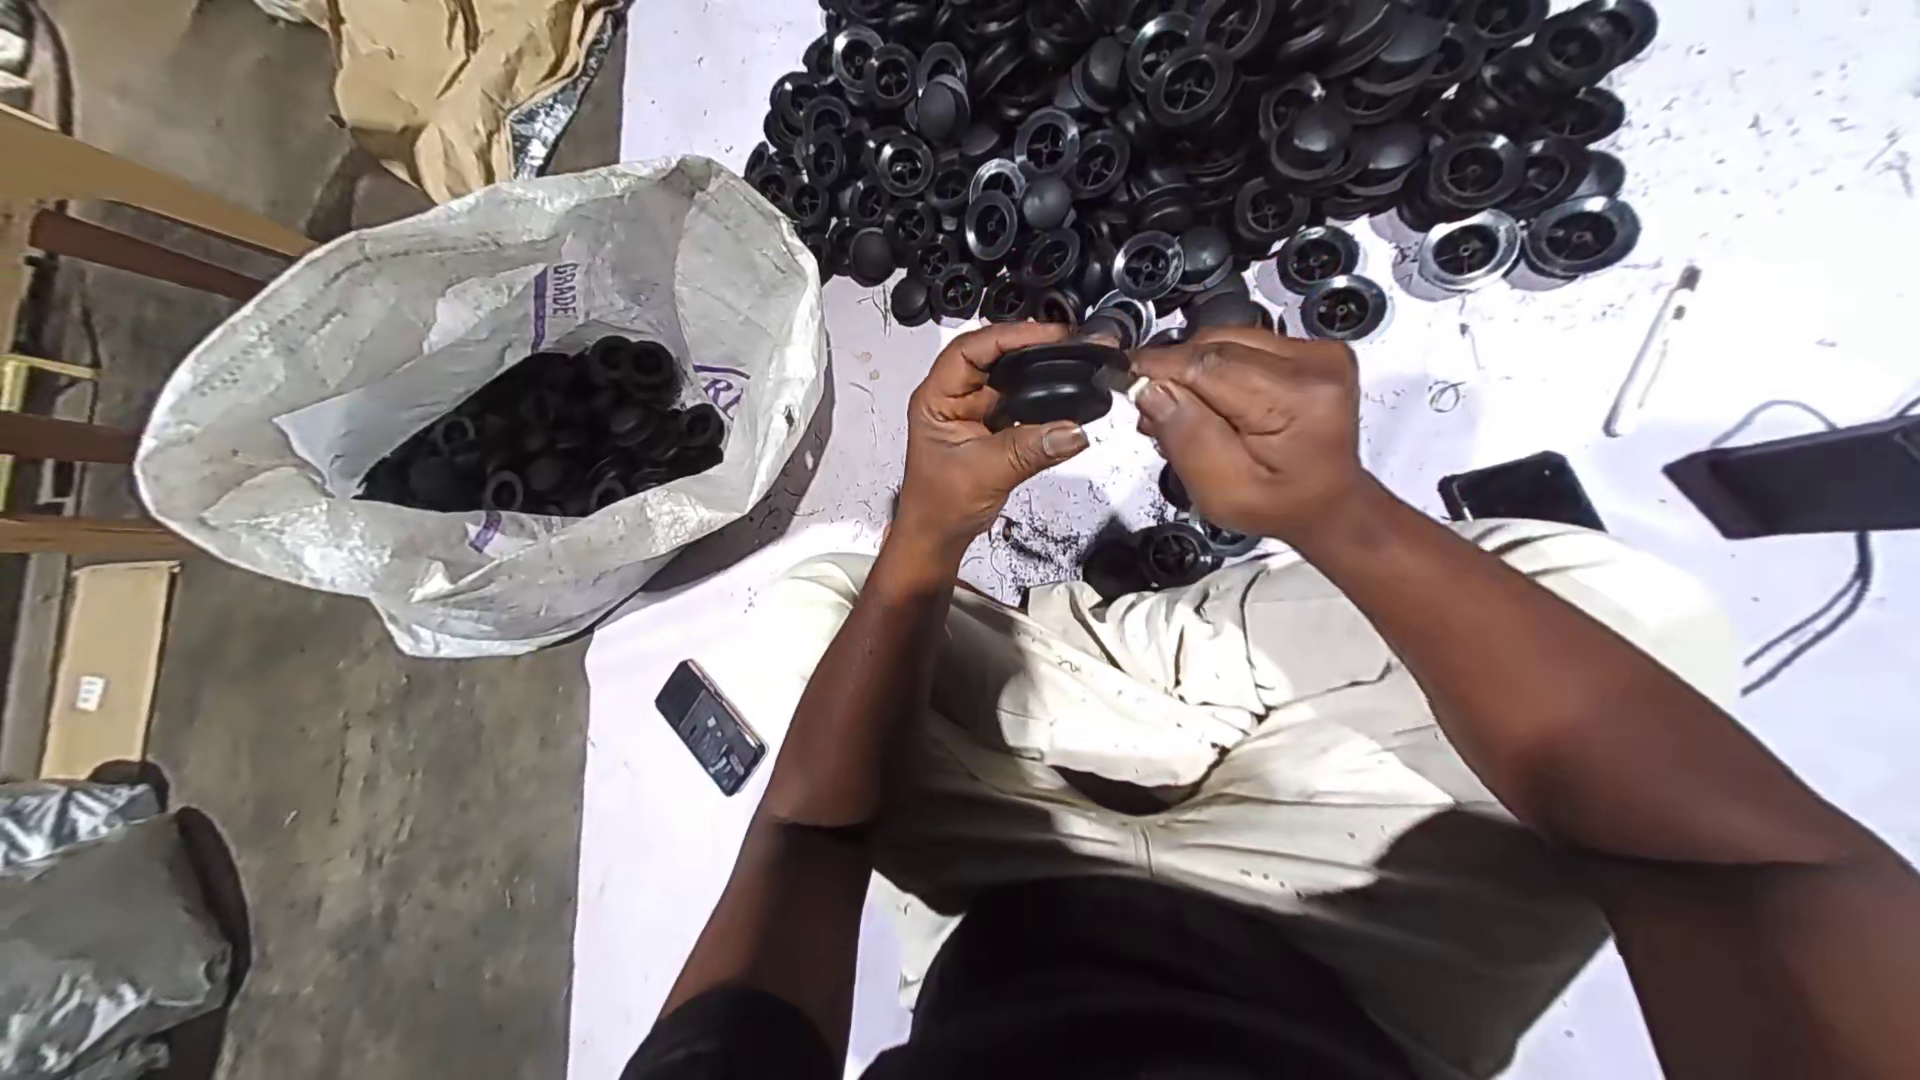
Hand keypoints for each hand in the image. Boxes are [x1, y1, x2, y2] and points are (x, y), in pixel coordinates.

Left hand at [895, 322, 1089, 553]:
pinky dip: (1044, 402)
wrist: (939, 536)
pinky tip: (1064, 399)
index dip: (1010, 336)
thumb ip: (1030, 450)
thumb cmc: (937, 507)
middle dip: (1033, 348)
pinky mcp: (994, 427)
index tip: (1048, 336)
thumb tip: (1071, 431)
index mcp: (936, 398)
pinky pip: (1023, 404)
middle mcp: (955, 398)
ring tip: (1072, 364)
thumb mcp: (984, 474)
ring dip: (1041, 374)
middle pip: (996, 357)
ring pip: (1012, 380)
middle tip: (1069, 344)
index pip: (971, 349)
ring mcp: (976, 412)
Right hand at [1130, 326, 1371, 544]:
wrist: (1324, 503)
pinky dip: (1213, 371)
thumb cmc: (1281, 504)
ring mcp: (1312, 353)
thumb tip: (1151, 390)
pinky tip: (1209, 403)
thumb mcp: (1221, 491)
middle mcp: (1313, 365)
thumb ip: (1185, 437)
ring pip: (1222, 341)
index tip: (1126, 379)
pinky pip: (1239, 346)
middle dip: (1173, 377)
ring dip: (1190, 373)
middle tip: (1154, 414)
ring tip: (1182, 415)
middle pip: (1213, 347)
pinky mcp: (1304, 351)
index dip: (1158, 369)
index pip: (1206, 364)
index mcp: (1296, 400)